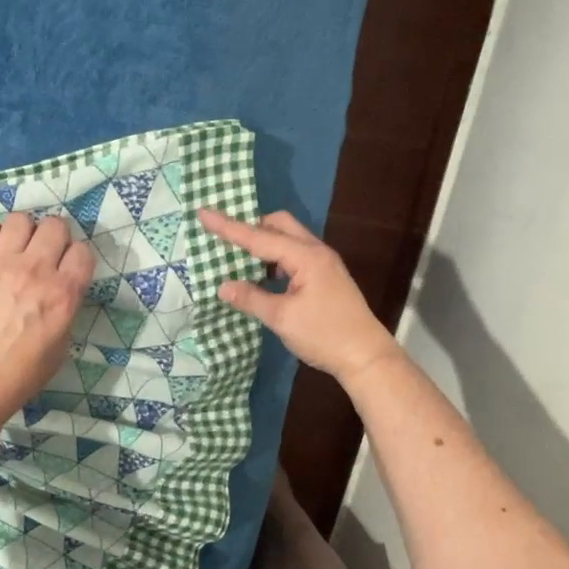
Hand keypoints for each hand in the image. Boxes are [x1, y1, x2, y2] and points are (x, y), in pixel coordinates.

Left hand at [0, 212, 94, 423]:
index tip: (69, 271)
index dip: (78, 260)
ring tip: (17, 252)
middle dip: (56, 239)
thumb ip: (65, 312)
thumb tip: (59, 294)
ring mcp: (0, 263)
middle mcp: (35, 270)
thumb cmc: (18, 377)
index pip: (82, 252)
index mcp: (63, 294)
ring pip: (22, 219)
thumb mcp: (60, 349)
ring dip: (25, 233)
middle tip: (45, 258)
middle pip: (56, 226)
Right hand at [199, 209, 401, 381]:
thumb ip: (251, 298)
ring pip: (288, 241)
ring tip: (240, 261)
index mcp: (305, 256)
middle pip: (279, 225)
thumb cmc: (324, 335)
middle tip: (227, 241)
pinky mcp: (325, 278)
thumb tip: (223, 286)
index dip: (228, 227)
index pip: (259, 237)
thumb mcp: (282, 318)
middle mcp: (316, 252)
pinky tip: (264, 279)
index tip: (203, 212)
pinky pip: (295, 257)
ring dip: (264, 245)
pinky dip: (276, 261)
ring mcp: (323, 264)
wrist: (365, 355)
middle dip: (252, 227)